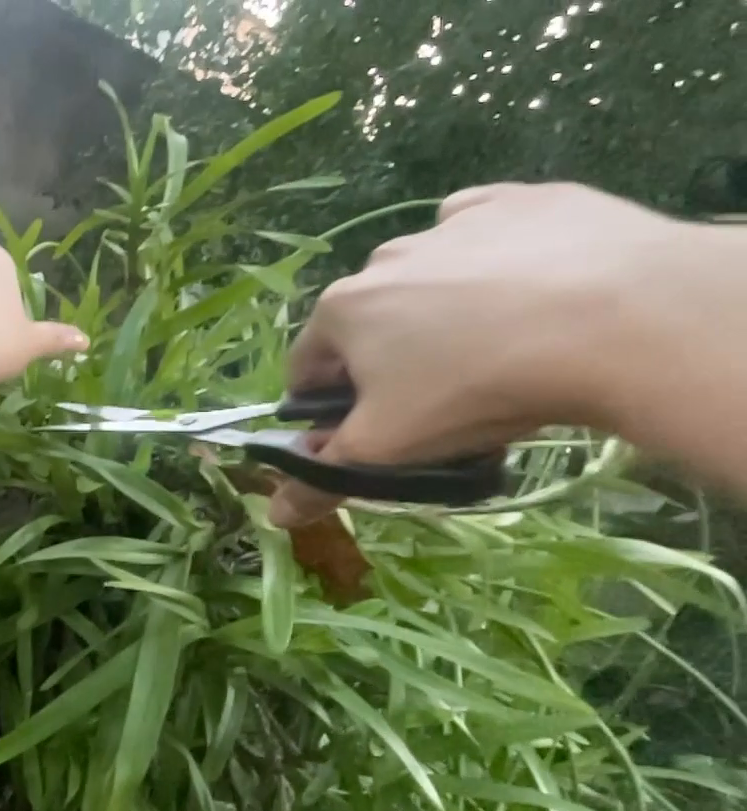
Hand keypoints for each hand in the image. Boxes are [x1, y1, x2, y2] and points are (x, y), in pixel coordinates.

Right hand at [268, 183, 701, 526]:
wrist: (630, 322)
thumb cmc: (476, 389)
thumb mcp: (386, 451)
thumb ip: (322, 480)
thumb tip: (275, 515)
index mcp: (338, 312)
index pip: (306, 366)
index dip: (327, 404)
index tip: (366, 425)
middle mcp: (381, 258)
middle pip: (365, 320)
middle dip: (384, 355)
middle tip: (436, 393)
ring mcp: (453, 224)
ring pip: (425, 274)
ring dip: (436, 307)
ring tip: (493, 343)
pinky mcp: (526, 200)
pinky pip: (486, 229)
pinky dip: (490, 257)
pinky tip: (523, 287)